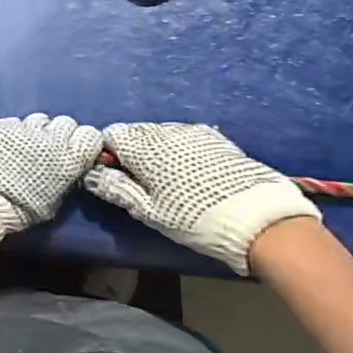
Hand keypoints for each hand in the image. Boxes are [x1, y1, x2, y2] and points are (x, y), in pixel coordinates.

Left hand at [0, 113, 102, 246]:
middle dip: (58, 134)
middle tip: (47, 148)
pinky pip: (14, 122)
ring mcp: (26, 129)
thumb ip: (67, 177)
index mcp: (71, 158)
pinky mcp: (3, 126)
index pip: (90, 135)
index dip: (81, 142)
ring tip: (24, 145)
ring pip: (39, 119)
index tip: (73, 150)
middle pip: (65, 123)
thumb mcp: (56, 198)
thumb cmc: (23, 207)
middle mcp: (52, 138)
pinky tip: (4, 144)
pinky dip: (12, 131)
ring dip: (35, 131)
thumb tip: (72, 167)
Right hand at [83, 123, 319, 274]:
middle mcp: (169, 132)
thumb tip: (91, 175)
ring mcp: (197, 133)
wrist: (261, 221)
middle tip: (140, 181)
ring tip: (167, 179)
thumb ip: (115, 188)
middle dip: (132, 151)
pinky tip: (189, 173)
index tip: (115, 175)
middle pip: (137, 132)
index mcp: (145, 147)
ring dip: (156, 151)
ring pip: (161, 134)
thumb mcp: (147, 210)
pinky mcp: (219, 140)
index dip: (108, 154)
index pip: (112, 134)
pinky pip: (186, 138)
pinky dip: (179, 151)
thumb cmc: (193, 217)